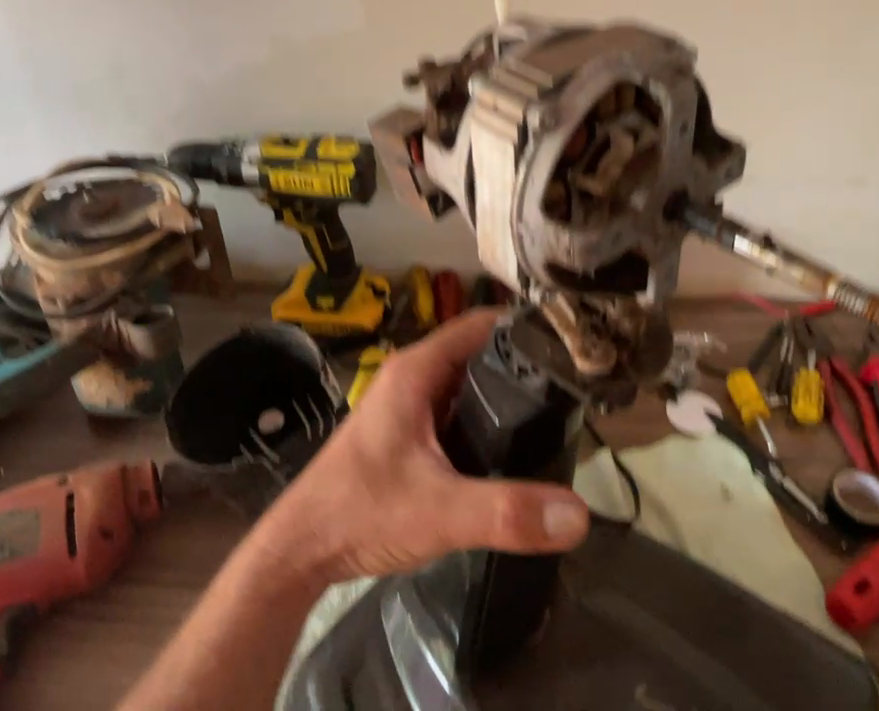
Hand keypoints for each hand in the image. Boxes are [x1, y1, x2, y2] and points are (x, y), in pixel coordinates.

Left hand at [252, 310, 590, 585]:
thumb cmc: (360, 513)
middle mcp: (412, 380)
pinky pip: (458, 417)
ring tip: (561, 418)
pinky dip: (487, 426)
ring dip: (507, 400)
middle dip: (526, 368)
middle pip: (480, 357)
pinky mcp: (407, 439)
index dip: (527, 329)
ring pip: (469, 389)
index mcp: (415, 372)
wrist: (299, 551)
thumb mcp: (440, 512)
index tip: (574, 348)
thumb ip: (508, 513)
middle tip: (578, 391)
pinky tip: (516, 453)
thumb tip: (580, 513)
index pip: (482, 325)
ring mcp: (407, 409)